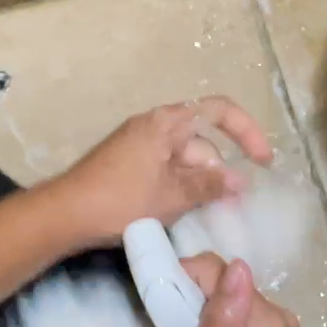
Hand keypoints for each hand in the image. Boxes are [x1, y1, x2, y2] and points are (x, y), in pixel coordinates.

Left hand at [47, 97, 273, 244]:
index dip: (247, 130)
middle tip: (233, 205)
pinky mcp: (129, 165)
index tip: (263, 161)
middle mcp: (153, 127)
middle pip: (201, 141)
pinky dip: (180, 186)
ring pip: (184, 160)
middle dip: (220, 171)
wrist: (64, 215)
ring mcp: (139, 146)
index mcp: (165, 123)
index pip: (218, 110)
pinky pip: (166, 169)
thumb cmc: (119, 201)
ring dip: (200, 183)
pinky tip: (185, 211)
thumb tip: (240, 180)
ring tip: (210, 213)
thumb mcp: (171, 196)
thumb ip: (208, 186)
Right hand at [180, 253, 301, 326]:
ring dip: (207, 313)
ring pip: (230, 297)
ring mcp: (282, 325)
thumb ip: (222, 315)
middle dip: (196, 299)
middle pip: (224, 281)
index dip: (185, 280)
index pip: (216, 269)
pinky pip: (241, 314)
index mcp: (265, 317)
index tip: (168, 311)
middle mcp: (280, 312)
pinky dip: (222, 325)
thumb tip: (236, 265)